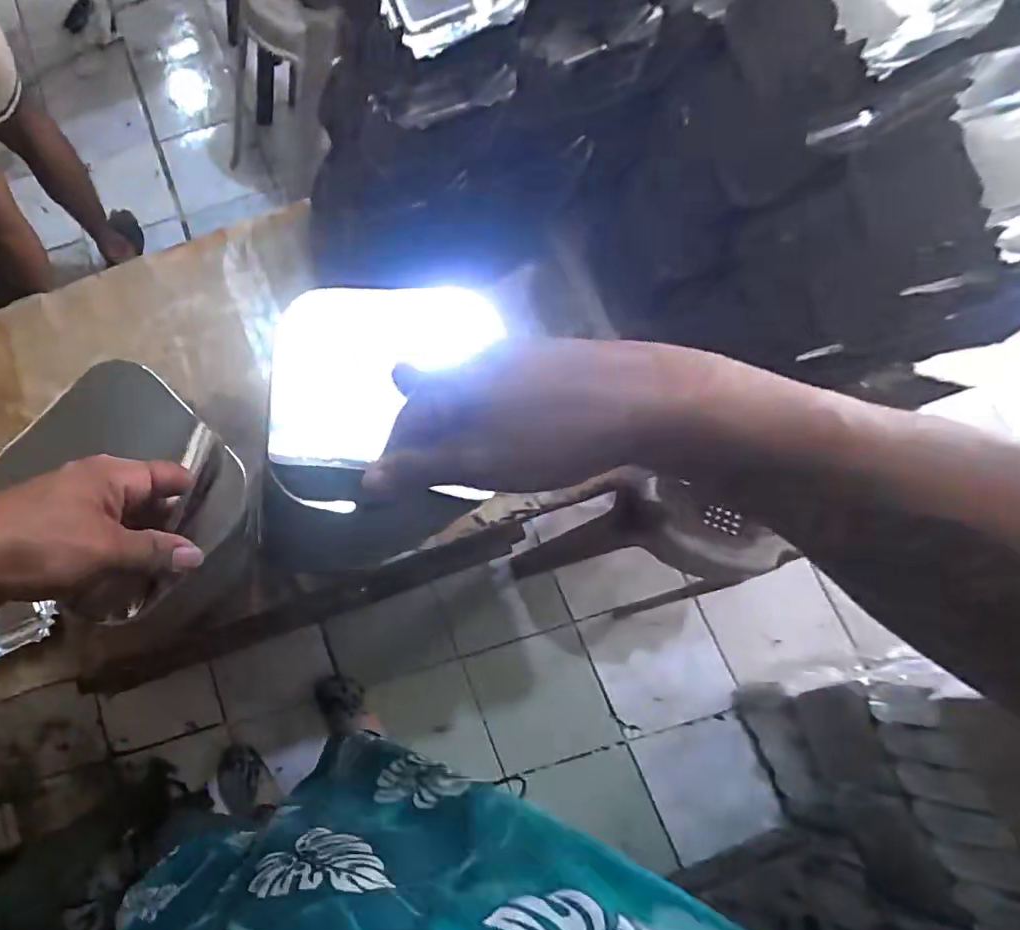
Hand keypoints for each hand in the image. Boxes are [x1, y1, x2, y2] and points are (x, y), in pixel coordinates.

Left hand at [0, 455, 203, 612]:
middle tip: (192, 552)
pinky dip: (113, 547)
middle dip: (167, 523)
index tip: (217, 511)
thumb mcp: (106, 550)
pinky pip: (96, 530)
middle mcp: (91, 478)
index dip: (192, 490)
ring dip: (139, 539)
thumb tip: (197, 554)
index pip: (165, 474)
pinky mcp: (51, 522)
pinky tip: (120, 571)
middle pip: (143, 496)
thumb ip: (153, 551)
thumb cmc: (45, 545)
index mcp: (110, 473)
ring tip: (162, 568)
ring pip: (119, 516)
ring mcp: (68, 499)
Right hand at [361, 338, 727, 496]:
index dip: (394, 452)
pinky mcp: (553, 359)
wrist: (654, 399)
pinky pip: (500, 384)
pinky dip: (486, 406)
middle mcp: (477, 361)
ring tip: (451, 433)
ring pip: (466, 386)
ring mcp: (518, 356)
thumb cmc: (551, 437)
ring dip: (451, 413)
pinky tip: (505, 418)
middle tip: (411, 447)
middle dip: (416, 421)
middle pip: (430, 393)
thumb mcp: (477, 461)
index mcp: (452, 383)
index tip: (392, 482)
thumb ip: (419, 469)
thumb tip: (365, 483)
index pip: (406, 418)